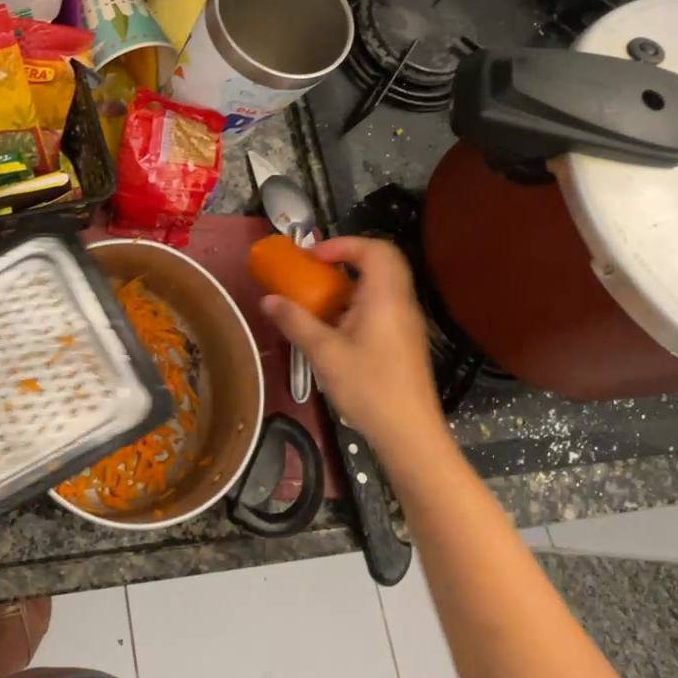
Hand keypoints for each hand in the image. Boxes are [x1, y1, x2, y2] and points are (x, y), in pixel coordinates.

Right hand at [260, 237, 448, 465]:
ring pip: (378, 288)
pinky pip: (379, 308)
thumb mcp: (324, 354)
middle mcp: (400, 303)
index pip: (375, 249)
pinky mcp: (402, 342)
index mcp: (385, 298)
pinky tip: (332, 331)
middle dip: (343, 261)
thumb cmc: (368, 387)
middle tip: (313, 273)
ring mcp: (405, 324)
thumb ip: (296, 322)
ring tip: (316, 302)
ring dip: (346, 286)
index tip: (312, 258)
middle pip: (379, 264)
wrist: (409, 433)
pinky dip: (354, 306)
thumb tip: (268, 300)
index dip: (343, 244)